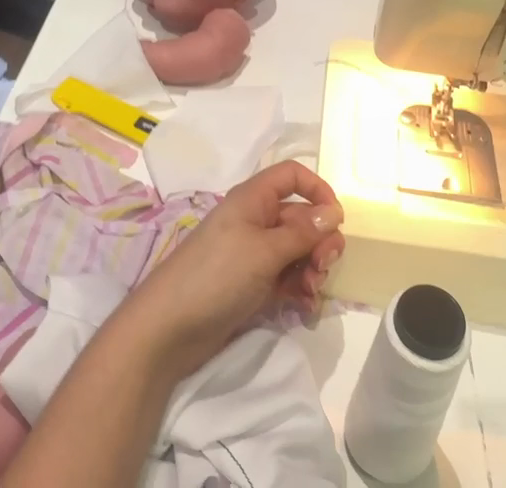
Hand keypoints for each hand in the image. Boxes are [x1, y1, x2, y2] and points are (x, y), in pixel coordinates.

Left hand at [118, 161, 344, 377]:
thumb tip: (334, 212)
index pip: (291, 176)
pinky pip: (287, 278)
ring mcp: (253, 255)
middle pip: (301, 218)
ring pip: (298, 251)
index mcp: (252, 200)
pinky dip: (300, 289)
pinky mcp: (253, 285)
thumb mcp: (264, 250)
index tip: (336, 218)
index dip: (316, 189)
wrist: (169, 328)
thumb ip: (303, 232)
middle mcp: (254, 221)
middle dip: (320, 241)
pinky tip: (305, 307)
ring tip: (310, 292)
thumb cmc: (216, 275)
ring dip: (312, 269)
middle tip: (324, 267)